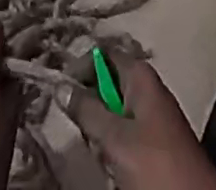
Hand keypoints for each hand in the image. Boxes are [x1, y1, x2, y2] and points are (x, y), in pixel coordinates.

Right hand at [66, 55, 215, 189]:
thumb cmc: (155, 163)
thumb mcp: (115, 138)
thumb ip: (86, 110)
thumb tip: (60, 86)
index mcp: (141, 75)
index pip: (103, 53)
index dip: (80, 66)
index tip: (60, 90)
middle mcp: (146, 87)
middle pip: (106, 81)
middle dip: (88, 101)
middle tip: (79, 123)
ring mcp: (150, 114)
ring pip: (111, 109)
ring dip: (98, 126)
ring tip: (95, 144)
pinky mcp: (152, 139)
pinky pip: (121, 130)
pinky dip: (110, 141)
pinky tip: (109, 157)